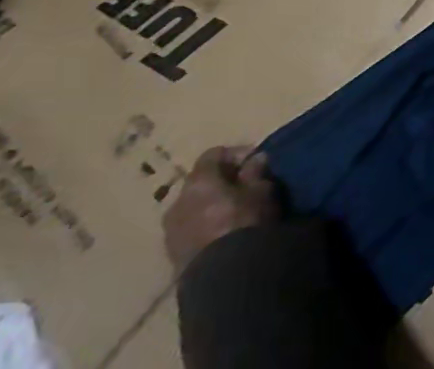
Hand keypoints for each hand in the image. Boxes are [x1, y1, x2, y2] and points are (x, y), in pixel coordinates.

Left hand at [163, 145, 278, 271]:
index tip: (256, 162)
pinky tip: (225, 236)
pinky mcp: (173, 257)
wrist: (223, 279)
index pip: (213, 154)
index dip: (235, 154)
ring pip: (193, 209)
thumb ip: (256, 173)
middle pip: (200, 183)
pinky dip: (206, 227)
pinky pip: (191, 231)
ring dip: (212, 207)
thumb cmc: (245, 223)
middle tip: (246, 189)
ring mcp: (171, 232)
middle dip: (222, 183)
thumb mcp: (262, 192)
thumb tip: (255, 159)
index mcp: (198, 182)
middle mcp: (177, 202)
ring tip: (236, 215)